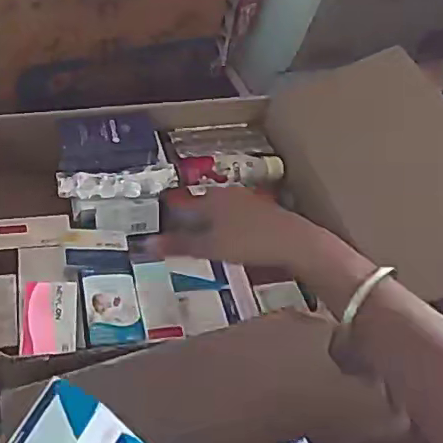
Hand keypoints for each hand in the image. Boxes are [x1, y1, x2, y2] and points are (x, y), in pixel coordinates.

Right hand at [156, 187, 330, 267]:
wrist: (296, 243)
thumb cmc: (247, 243)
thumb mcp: (209, 248)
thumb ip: (179, 246)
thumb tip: (146, 244)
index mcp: (211, 198)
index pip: (182, 206)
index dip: (171, 217)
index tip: (161, 226)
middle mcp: (228, 194)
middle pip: (202, 206)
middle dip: (190, 220)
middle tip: (179, 236)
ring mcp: (248, 201)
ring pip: (220, 212)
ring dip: (211, 225)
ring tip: (203, 242)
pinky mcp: (264, 212)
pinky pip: (237, 219)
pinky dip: (228, 228)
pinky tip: (231, 242)